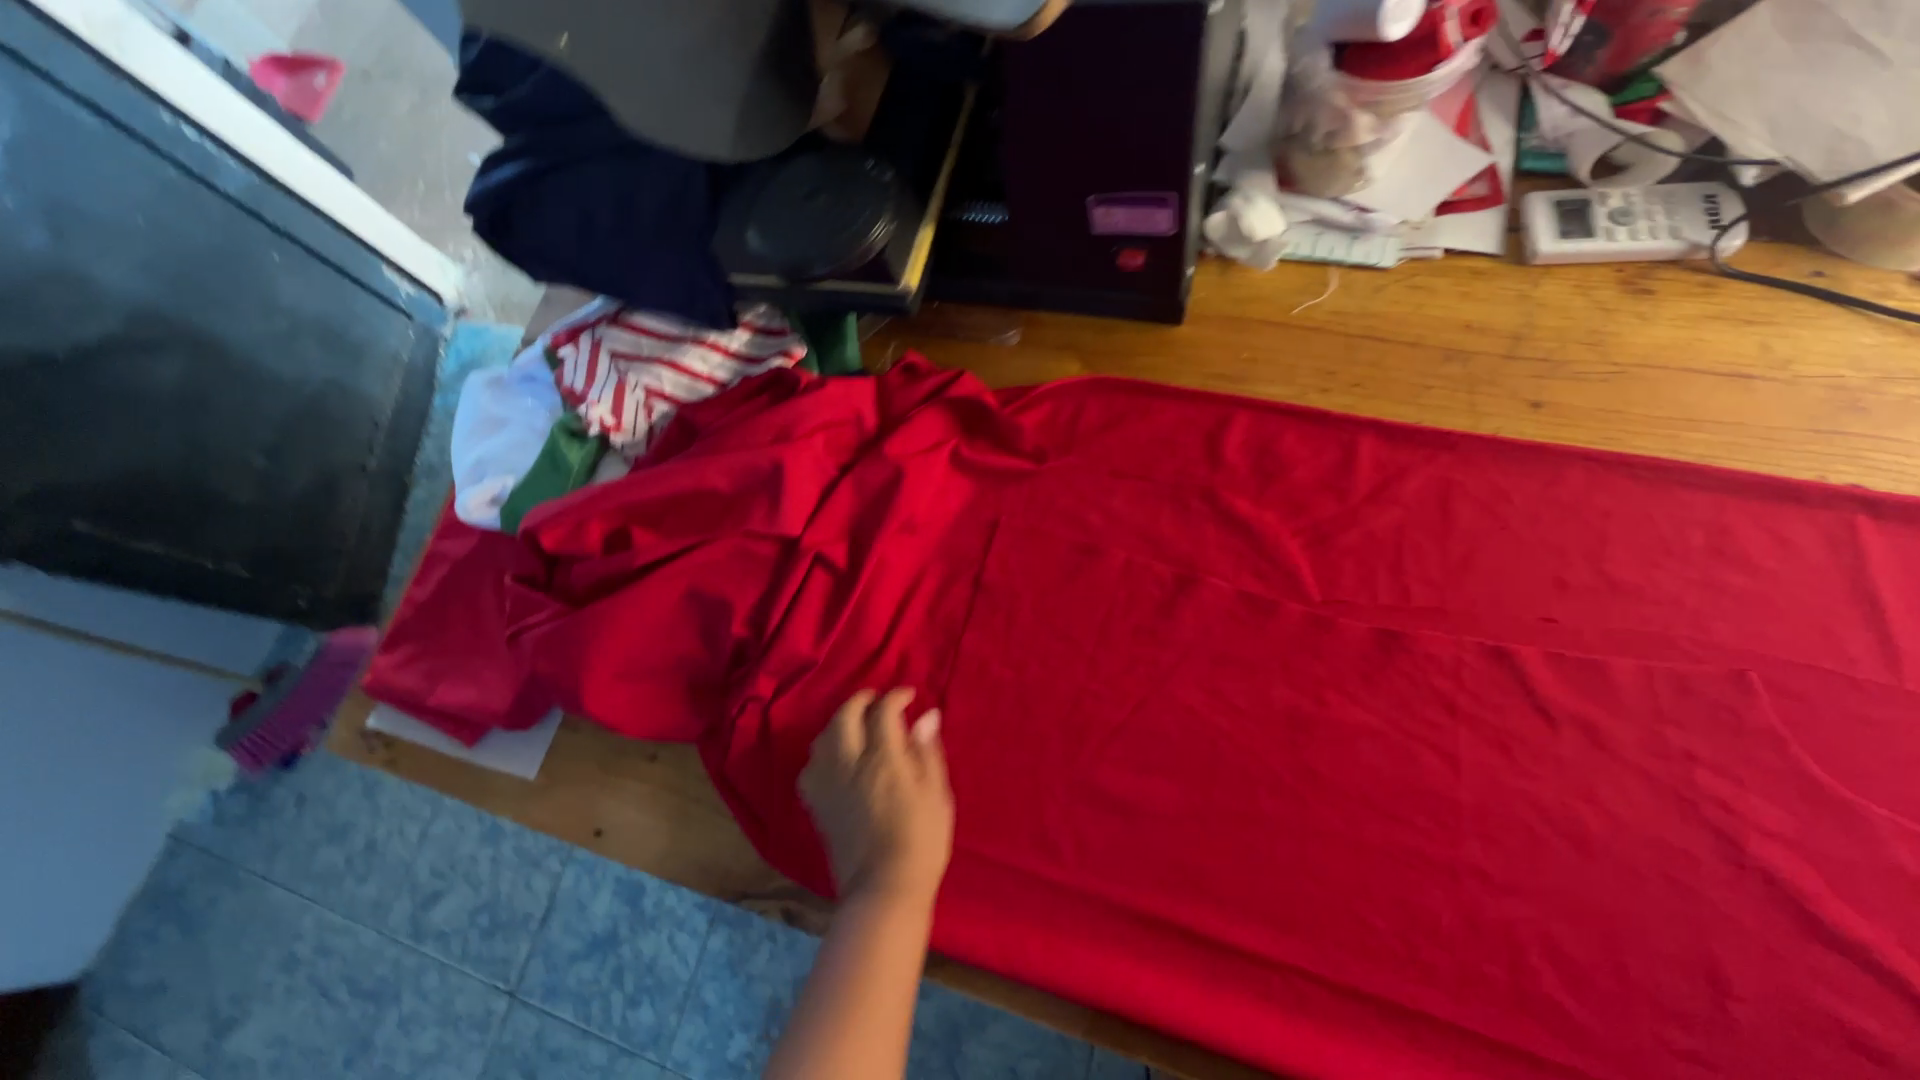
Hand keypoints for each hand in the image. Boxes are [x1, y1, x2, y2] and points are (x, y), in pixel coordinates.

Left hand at [799, 688, 953, 905]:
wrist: (884, 888)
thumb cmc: (922, 841)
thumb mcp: (937, 795)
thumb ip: (927, 752)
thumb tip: (926, 716)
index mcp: (883, 759)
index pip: (883, 711)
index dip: (895, 697)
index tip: (908, 697)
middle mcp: (849, 763)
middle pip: (845, 716)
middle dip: (861, 702)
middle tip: (877, 701)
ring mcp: (828, 784)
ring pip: (823, 737)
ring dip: (839, 723)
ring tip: (855, 725)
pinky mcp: (817, 804)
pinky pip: (811, 766)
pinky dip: (823, 752)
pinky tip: (834, 758)